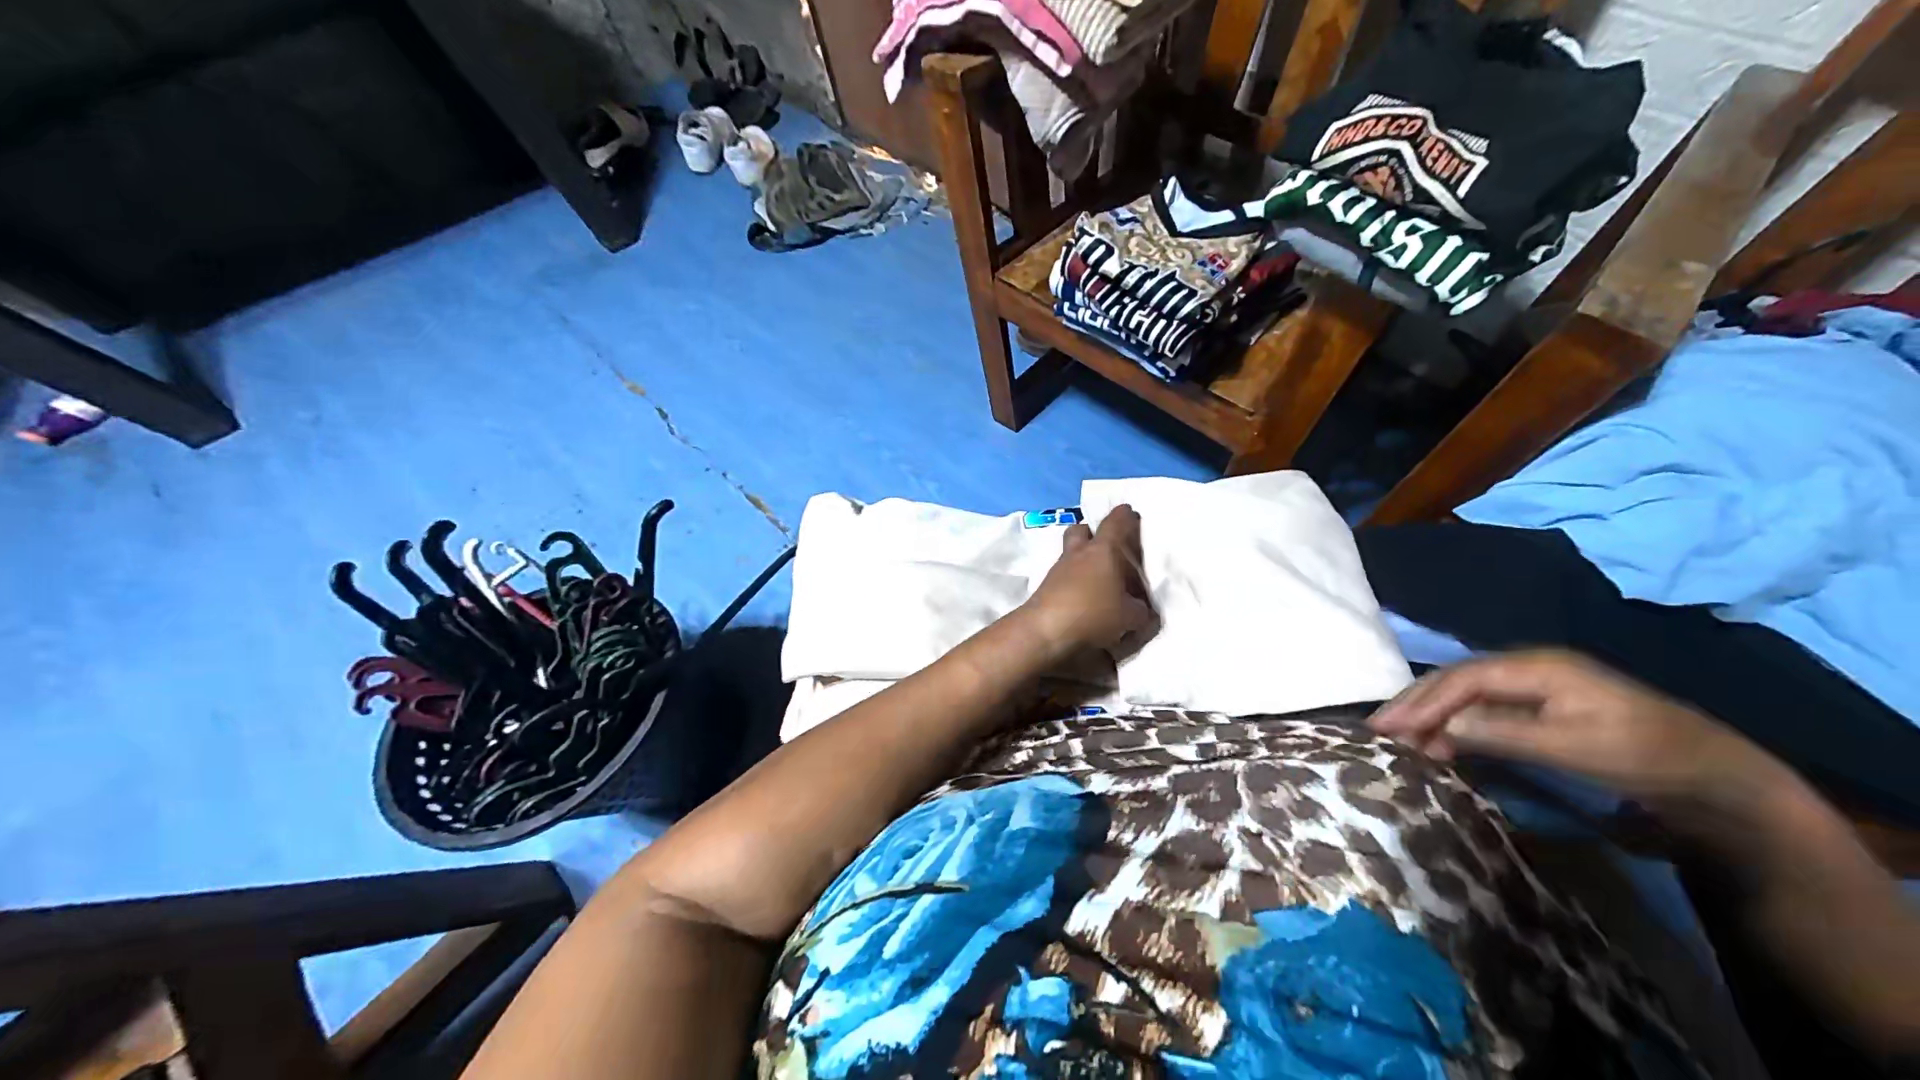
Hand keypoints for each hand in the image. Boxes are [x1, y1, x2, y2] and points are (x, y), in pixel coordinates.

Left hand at [1018, 504, 1155, 658]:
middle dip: (1093, 533)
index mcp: (1103, 550)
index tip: (1130, 513)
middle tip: (1108, 548)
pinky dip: (1075, 580)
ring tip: (1099, 578)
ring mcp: (1059, 569)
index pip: (1115, 522)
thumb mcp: (1130, 617)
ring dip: (1082, 559)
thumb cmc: (1093, 613)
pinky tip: (1086, 597)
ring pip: (1070, 552)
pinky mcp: (1046, 586)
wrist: (1045, 631)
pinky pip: (1064, 574)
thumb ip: (1140, 610)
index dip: (1124, 515)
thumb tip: (1142, 610)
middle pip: (1081, 530)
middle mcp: (1078, 553)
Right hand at [1369, 650, 1782, 811]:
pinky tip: (1440, 745)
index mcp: (1537, 667)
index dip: (1423, 701)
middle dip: (1415, 704)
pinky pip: (1481, 711)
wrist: (1716, 778)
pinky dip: (1454, 727)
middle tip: (1378, 730)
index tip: (1389, 727)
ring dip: (1431, 717)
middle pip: (1455, 681)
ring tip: (1402, 743)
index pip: (1463, 679)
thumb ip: (1505, 731)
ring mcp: (1534, 688)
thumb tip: (1442, 723)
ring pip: (1464, 696)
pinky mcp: (1539, 710)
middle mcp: (1528, 669)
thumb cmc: (1647, 757)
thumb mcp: (1576, 746)